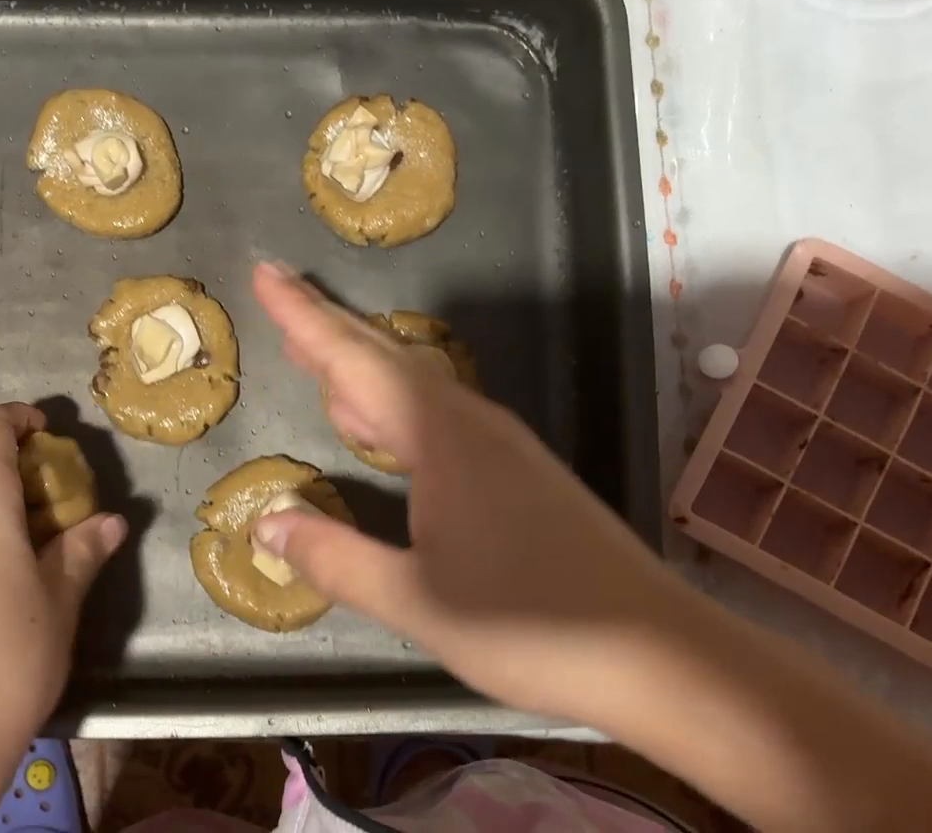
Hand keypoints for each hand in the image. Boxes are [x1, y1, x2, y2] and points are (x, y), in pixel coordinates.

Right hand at [248, 262, 697, 718]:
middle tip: (278, 296)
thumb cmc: (535, 628)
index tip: (266, 273)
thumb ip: (335, 557)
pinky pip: (433, 411)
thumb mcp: (417, 601)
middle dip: (325, 326)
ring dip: (356, 366)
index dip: (303, 317)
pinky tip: (377, 430)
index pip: (353, 361)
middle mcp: (468, 421)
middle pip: (383, 356)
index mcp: (439, 436)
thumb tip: (264, 520)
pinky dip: (388, 404)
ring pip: (410, 383)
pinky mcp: (516, 469)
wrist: (667, 658)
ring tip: (310, 356)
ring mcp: (498, 443)